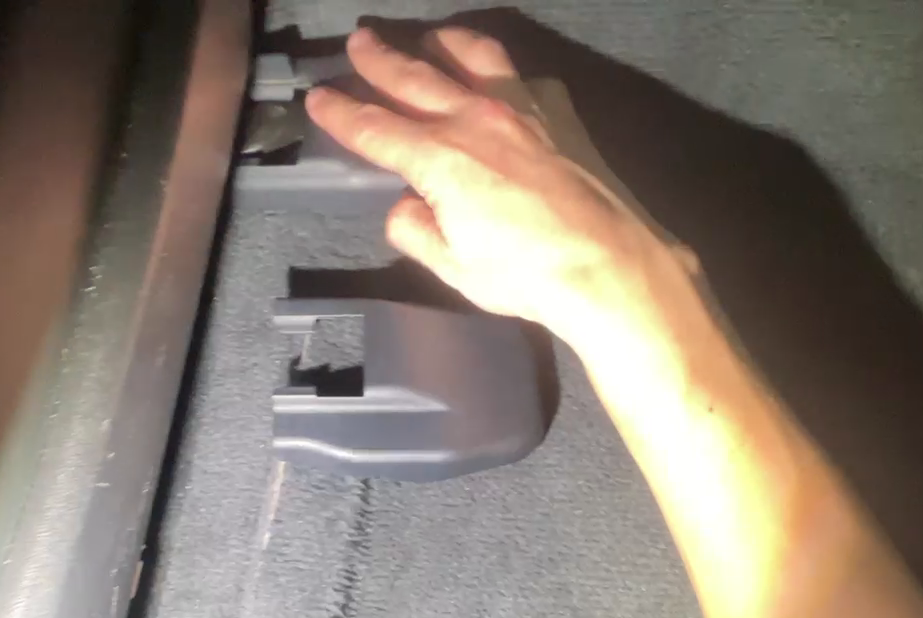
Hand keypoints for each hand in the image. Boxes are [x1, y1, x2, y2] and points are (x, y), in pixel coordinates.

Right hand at [305, 27, 675, 341]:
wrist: (604, 262)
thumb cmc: (523, 274)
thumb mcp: (453, 268)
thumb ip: (416, 231)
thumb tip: (404, 206)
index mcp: (440, 161)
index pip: (376, 130)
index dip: (342, 113)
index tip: (318, 97)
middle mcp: (474, 119)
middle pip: (415, 79)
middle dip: (379, 60)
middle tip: (358, 41)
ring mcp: (520, 108)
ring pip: (470, 58)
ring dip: (439, 44)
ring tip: (427, 38)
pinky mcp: (556, 112)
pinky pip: (517, 73)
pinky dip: (494, 67)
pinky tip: (493, 76)